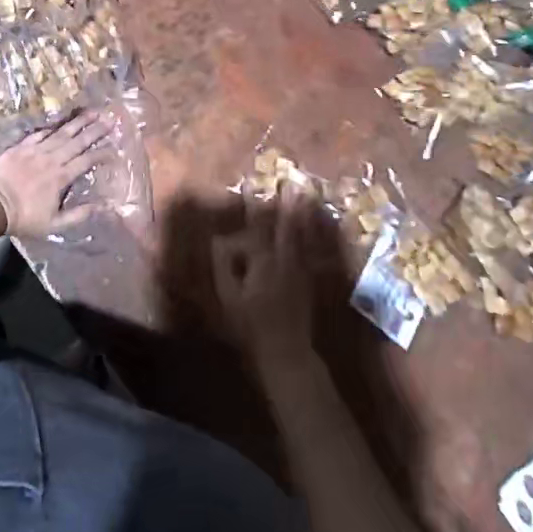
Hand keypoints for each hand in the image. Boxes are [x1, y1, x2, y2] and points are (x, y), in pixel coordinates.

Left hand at [0, 111, 111, 237]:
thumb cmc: (24, 217)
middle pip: (76, 142)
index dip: (101, 153)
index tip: (114, 147)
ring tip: (90, 112)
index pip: (86, 160)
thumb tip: (103, 206)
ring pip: (59, 133)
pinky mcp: (18, 147)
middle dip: (94, 130)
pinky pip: (37, 134)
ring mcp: (33, 151)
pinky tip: (57, 124)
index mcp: (61, 177)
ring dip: (76, 123)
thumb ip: (79, 214)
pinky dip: (49, 129)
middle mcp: (50, 159)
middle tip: (109, 119)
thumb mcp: (55, 223)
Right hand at [212, 182, 320, 369]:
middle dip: (286, 203)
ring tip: (305, 194)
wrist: (286, 350)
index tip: (249, 183)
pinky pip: (310, 249)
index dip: (252, 204)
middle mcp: (286, 261)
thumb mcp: (226, 294)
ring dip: (302, 213)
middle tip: (291, 180)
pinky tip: (313, 225)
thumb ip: (223, 263)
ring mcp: (301, 270)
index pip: (256, 226)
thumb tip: (218, 238)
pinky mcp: (308, 279)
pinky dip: (313, 234)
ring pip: (302, 235)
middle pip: (286, 225)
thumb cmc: (249, 324)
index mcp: (264, 262)